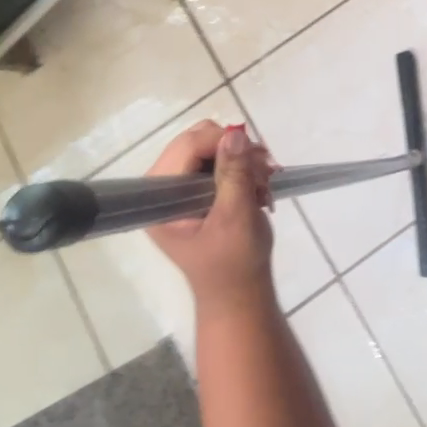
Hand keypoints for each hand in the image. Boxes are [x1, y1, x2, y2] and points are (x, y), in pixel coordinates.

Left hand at [145, 121, 277, 310]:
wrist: (241, 292)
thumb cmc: (233, 263)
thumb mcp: (236, 218)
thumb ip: (234, 174)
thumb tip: (236, 134)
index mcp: (160, 198)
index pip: (187, 146)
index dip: (223, 142)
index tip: (257, 156)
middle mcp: (165, 187)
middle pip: (199, 140)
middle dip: (236, 150)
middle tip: (265, 168)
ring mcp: (182, 187)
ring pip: (214, 146)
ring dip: (245, 159)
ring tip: (266, 181)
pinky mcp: (199, 189)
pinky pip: (222, 158)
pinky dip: (246, 166)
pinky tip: (261, 185)